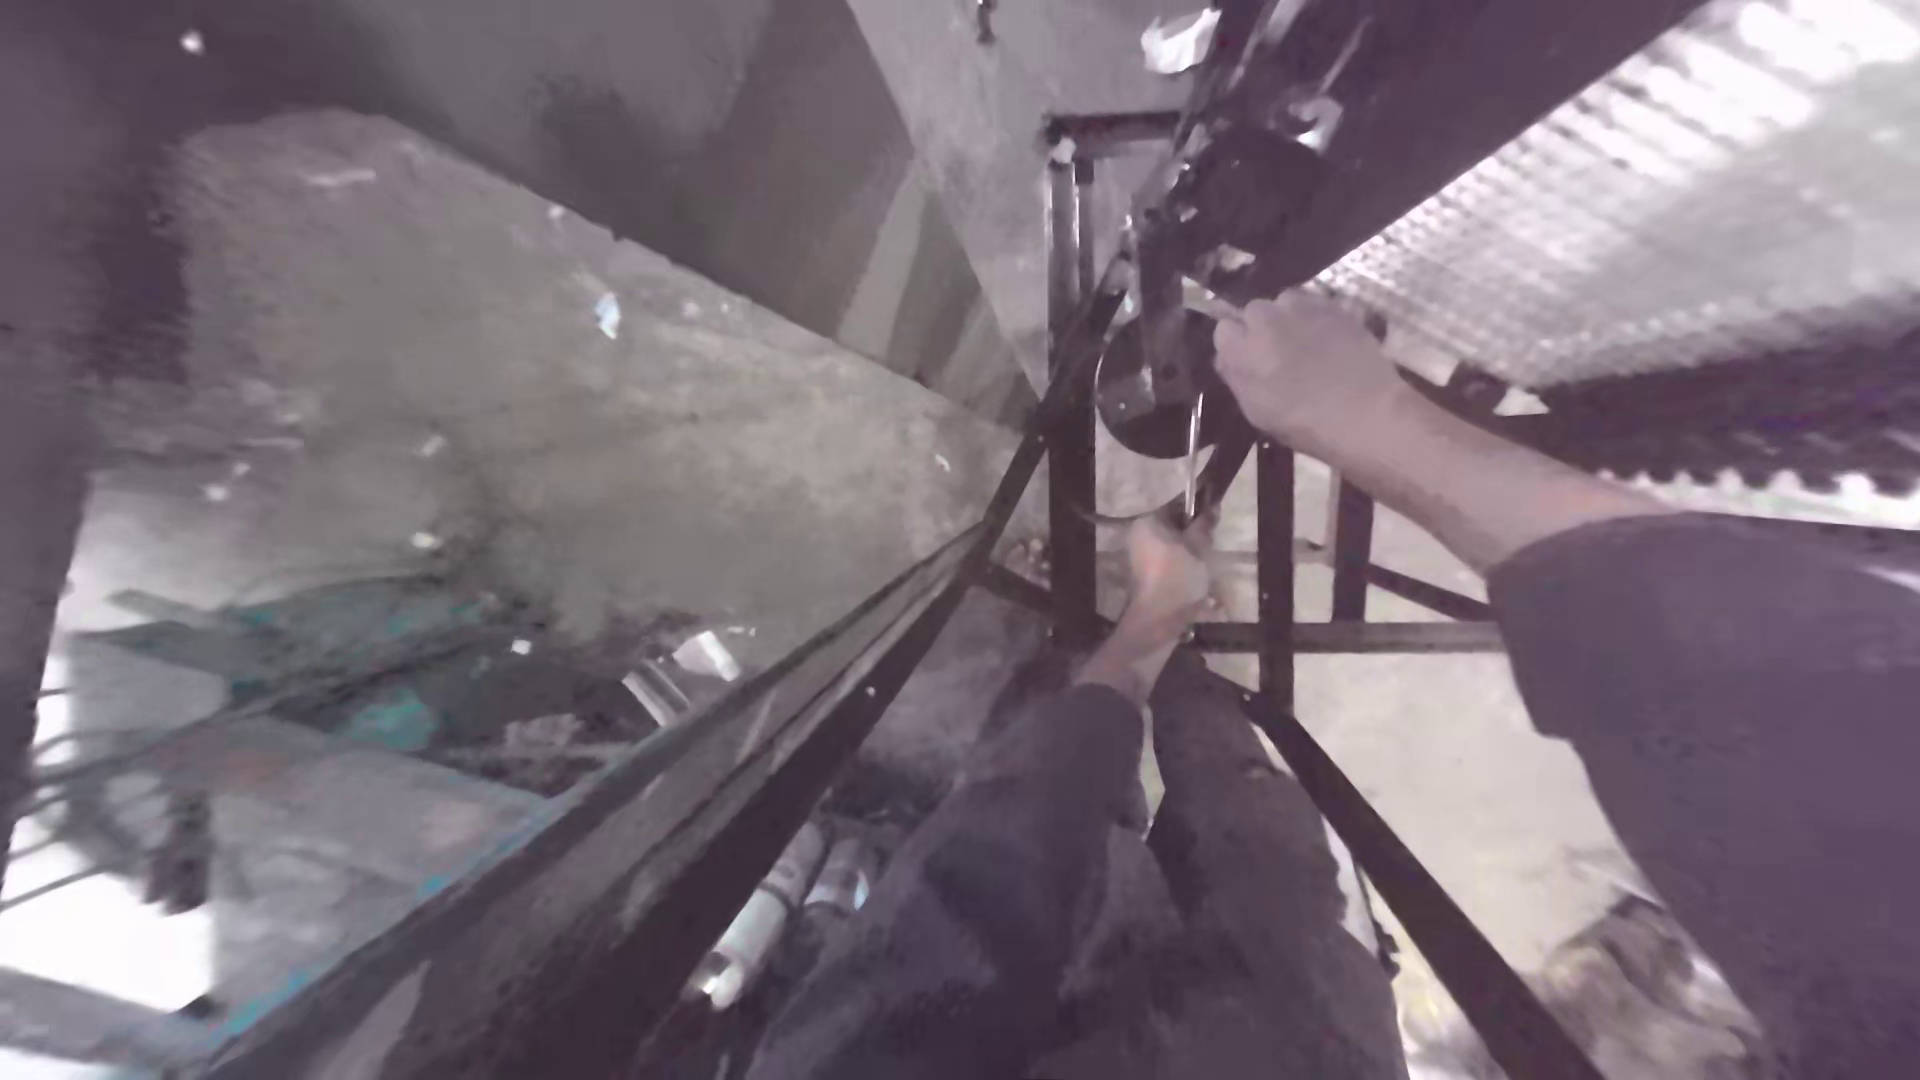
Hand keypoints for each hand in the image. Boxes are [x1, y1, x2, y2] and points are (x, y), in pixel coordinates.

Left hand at [1125, 509, 1213, 627]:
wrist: (1158, 618)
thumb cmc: (1177, 576)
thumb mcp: (1197, 547)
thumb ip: (1203, 526)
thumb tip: (1212, 506)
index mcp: (1146, 524)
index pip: (1174, 507)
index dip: (1197, 510)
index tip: (1215, 518)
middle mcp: (1139, 537)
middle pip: (1173, 528)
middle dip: (1195, 534)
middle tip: (1212, 542)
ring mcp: (1140, 558)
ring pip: (1174, 547)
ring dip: (1192, 552)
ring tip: (1206, 562)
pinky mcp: (1147, 576)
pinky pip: (1170, 563)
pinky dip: (1184, 566)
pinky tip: (1198, 575)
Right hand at [1213, 292, 1412, 460]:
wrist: (1363, 412)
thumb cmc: (1300, 421)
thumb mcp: (1254, 409)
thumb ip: (1234, 376)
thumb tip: (1225, 355)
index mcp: (1244, 348)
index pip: (1222, 329)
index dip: (1231, 345)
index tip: (1241, 361)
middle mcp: (1269, 320)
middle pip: (1252, 310)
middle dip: (1256, 327)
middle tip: (1270, 353)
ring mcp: (1305, 309)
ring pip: (1284, 301)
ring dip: (1285, 316)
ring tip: (1298, 341)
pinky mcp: (1337, 308)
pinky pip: (1315, 303)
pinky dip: (1313, 316)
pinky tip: (1323, 339)